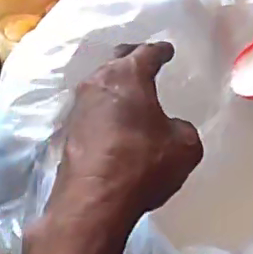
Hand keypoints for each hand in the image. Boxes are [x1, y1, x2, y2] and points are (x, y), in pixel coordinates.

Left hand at [45, 42, 202, 236]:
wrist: (93, 202)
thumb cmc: (142, 164)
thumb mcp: (184, 146)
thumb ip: (182, 128)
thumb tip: (171, 128)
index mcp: (128, 76)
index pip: (148, 52)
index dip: (161, 50)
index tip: (167, 50)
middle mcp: (99, 82)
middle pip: (117, 60)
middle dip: (132, 57)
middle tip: (145, 60)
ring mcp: (78, 106)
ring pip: (100, 84)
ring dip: (115, 85)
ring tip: (130, 91)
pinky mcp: (68, 131)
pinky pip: (91, 109)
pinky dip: (105, 108)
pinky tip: (114, 119)